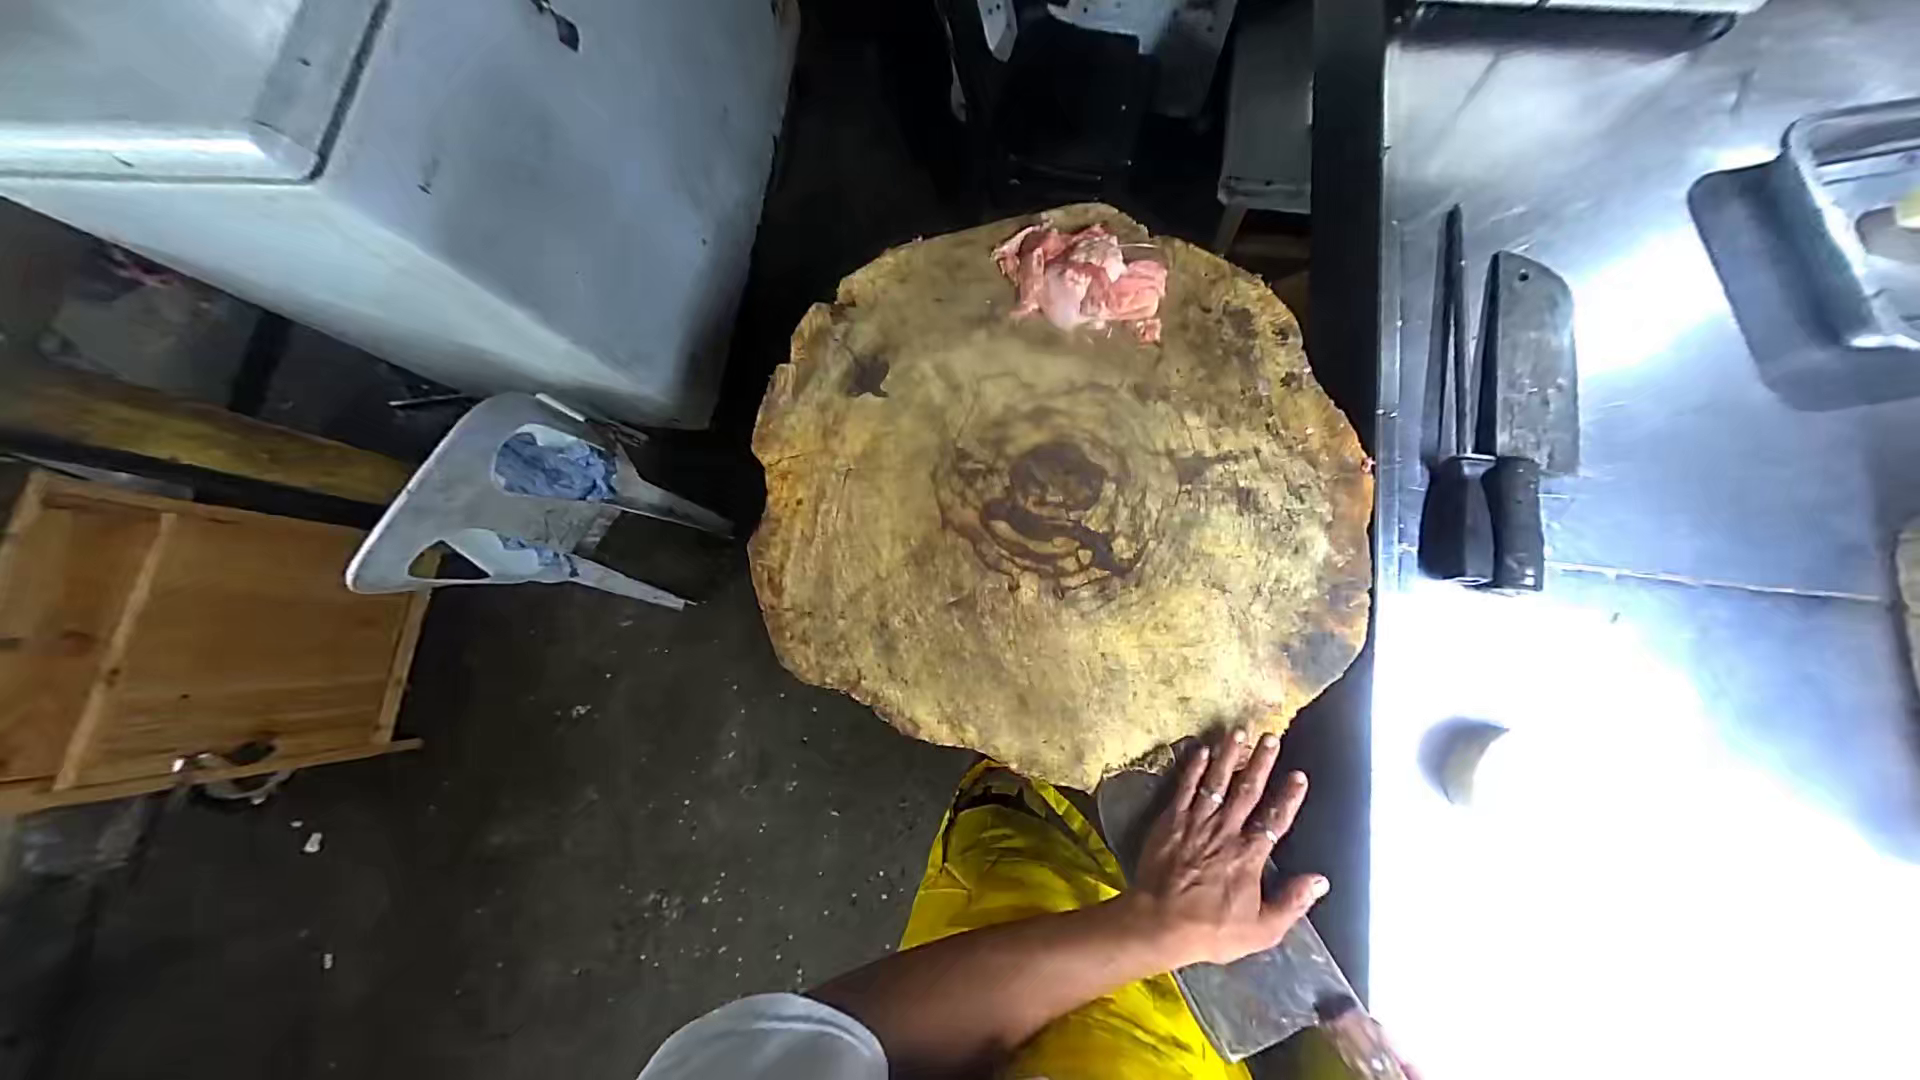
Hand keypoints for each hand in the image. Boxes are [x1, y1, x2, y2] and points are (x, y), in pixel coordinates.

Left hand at [1120, 728, 1326, 967]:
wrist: (1161, 920)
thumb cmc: (1212, 929)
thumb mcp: (1262, 929)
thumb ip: (1293, 902)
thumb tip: (1320, 880)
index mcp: (1249, 855)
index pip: (1274, 819)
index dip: (1288, 796)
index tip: (1298, 774)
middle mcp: (1225, 831)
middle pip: (1247, 790)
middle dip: (1261, 762)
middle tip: (1270, 737)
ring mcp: (1196, 821)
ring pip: (1217, 782)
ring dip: (1229, 756)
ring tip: (1238, 732)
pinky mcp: (1171, 819)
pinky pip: (1185, 787)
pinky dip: (1193, 767)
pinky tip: (1201, 749)